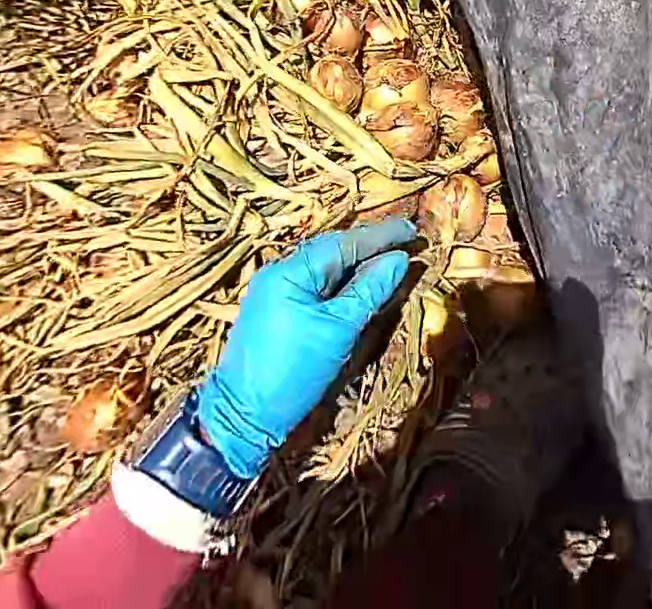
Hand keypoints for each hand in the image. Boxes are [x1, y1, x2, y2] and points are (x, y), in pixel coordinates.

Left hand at [194, 218, 414, 477]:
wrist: (240, 422)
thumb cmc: (291, 373)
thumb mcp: (338, 330)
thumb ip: (370, 289)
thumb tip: (400, 259)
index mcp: (290, 272)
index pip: (345, 242)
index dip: (382, 235)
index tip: (412, 229)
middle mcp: (281, 272)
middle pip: (335, 248)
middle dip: (373, 243)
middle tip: (408, 238)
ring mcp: (278, 290)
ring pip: (328, 265)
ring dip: (361, 260)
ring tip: (393, 254)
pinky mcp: (280, 308)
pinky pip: (320, 282)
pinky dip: (346, 278)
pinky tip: (365, 279)